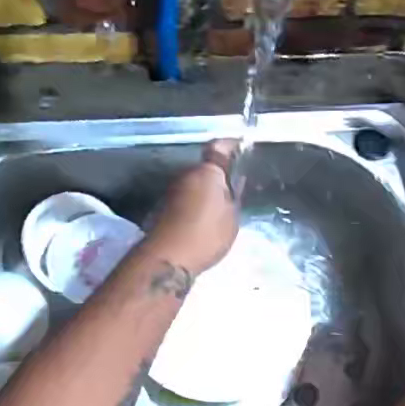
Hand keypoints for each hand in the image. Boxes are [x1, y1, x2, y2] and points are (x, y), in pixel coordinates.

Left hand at [142, 140, 239, 275]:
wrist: (167, 259)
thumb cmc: (205, 235)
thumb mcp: (231, 217)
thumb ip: (234, 195)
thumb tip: (235, 180)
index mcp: (206, 172)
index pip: (219, 148)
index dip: (231, 146)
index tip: (241, 146)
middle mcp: (186, 175)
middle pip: (205, 168)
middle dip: (219, 175)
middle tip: (235, 189)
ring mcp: (172, 191)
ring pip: (195, 184)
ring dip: (206, 191)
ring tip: (221, 208)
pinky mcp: (163, 207)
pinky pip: (186, 198)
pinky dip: (195, 204)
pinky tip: (204, 219)